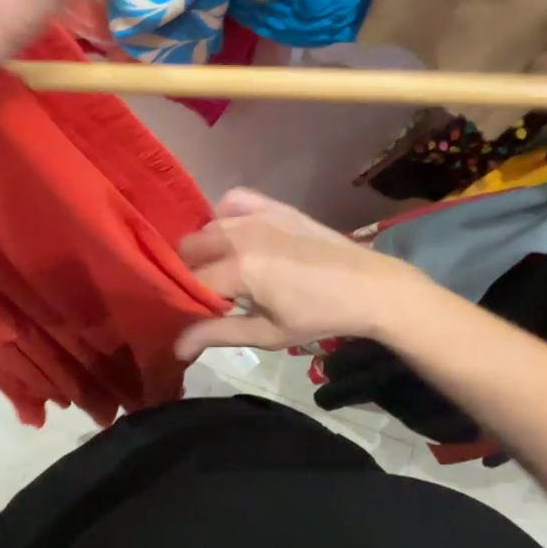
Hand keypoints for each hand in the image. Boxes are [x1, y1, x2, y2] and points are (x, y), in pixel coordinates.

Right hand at [174, 189, 436, 358]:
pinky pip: (234, 199)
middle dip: (190, 271)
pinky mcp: (275, 205)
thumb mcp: (268, 334)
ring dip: (206, 248)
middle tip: (207, 295)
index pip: (189, 282)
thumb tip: (176, 348)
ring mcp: (259, 215)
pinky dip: (226, 214)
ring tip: (223, 272)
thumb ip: (218, 334)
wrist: (370, 287)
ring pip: (208, 226)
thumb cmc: (319, 316)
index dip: (182, 300)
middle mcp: (242, 235)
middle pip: (189, 248)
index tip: (187, 314)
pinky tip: (235, 235)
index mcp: (239, 268)